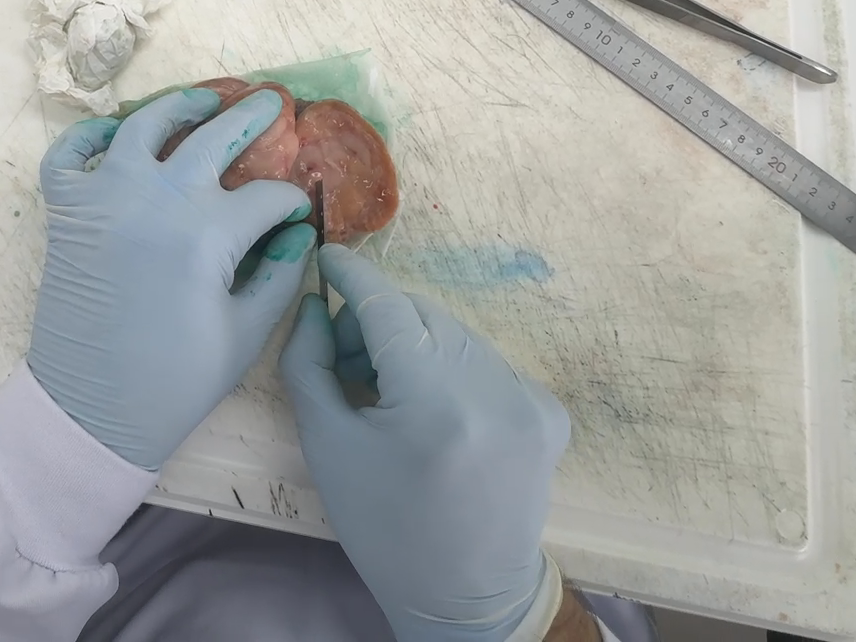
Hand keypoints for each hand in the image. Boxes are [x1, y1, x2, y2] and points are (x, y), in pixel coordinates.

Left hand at [28, 87, 315, 470]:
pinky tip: (114, 133)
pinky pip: (68, 155)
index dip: (290, 201)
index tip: (297, 207)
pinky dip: (87, 136)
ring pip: (143, 126)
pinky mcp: (67, 210)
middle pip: (214, 137)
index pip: (266, 197)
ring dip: (177, 106)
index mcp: (207, 232)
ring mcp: (105, 196)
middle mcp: (157, 198)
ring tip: (201, 99)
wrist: (91, 408)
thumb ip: (280, 274)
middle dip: (251, 117)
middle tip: (270, 101)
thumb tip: (299, 232)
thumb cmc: (176, 379)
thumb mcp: (246, 333)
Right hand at [280, 245, 569, 641]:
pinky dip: (449, 365)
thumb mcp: (324, 442)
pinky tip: (434, 408)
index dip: (352, 274)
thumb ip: (307, 361)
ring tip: (388, 391)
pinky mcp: (547, 413)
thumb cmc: (382, 525)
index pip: (385, 304)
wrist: (466, 600)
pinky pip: (482, 358)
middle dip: (374, 322)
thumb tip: (317, 304)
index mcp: (433, 399)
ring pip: (450, 331)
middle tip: (346, 363)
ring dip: (411, 342)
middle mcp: (491, 387)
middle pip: (417, 312)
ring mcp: (528, 399)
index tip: (327, 255)